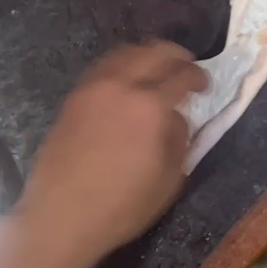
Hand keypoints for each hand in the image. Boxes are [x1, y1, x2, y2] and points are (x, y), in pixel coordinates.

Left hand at [13, 40, 207, 263]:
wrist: (61, 216)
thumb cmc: (121, 206)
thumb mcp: (169, 180)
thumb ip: (180, 139)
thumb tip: (178, 116)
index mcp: (150, 106)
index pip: (182, 75)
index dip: (199, 76)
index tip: (205, 85)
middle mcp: (122, 84)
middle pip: (154, 51)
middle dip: (176, 55)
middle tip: (186, 67)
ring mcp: (94, 86)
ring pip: (126, 51)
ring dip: (147, 54)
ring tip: (156, 69)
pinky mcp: (75, 94)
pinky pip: (103, 65)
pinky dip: (122, 63)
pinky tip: (126, 80)